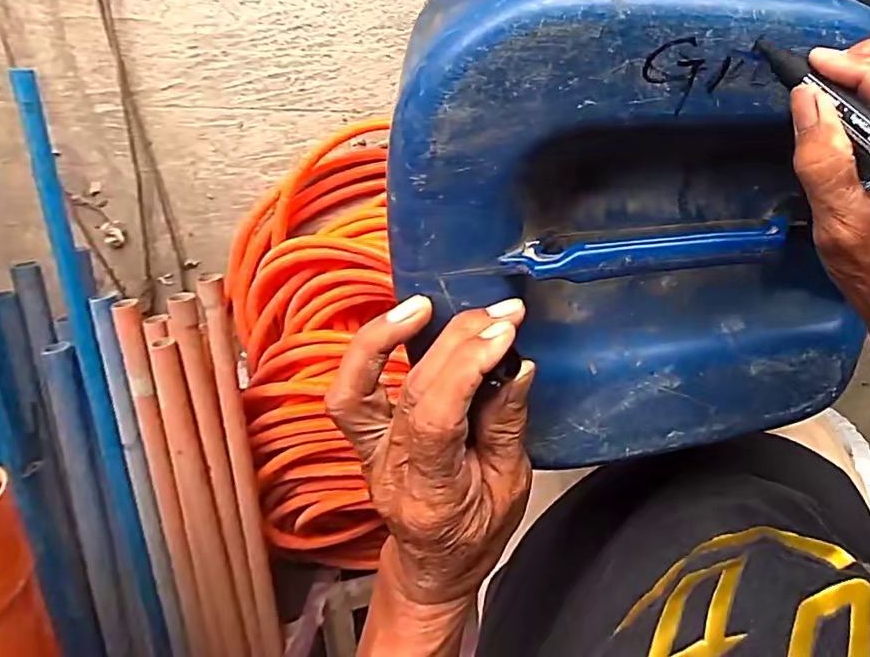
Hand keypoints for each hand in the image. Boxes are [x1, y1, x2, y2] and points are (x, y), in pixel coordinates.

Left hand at [327, 294, 533, 605]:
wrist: (432, 566)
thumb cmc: (475, 535)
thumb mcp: (511, 487)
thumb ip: (509, 424)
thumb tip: (519, 366)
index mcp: (430, 493)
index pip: (436, 419)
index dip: (470, 367)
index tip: (505, 332)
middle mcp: (390, 468)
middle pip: (415, 390)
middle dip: (462, 341)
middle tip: (503, 313)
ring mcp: (369, 449)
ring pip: (356, 389)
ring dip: (387, 338)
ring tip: (425, 304)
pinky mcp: (366, 433)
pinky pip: (351, 389)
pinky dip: (370, 348)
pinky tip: (403, 318)